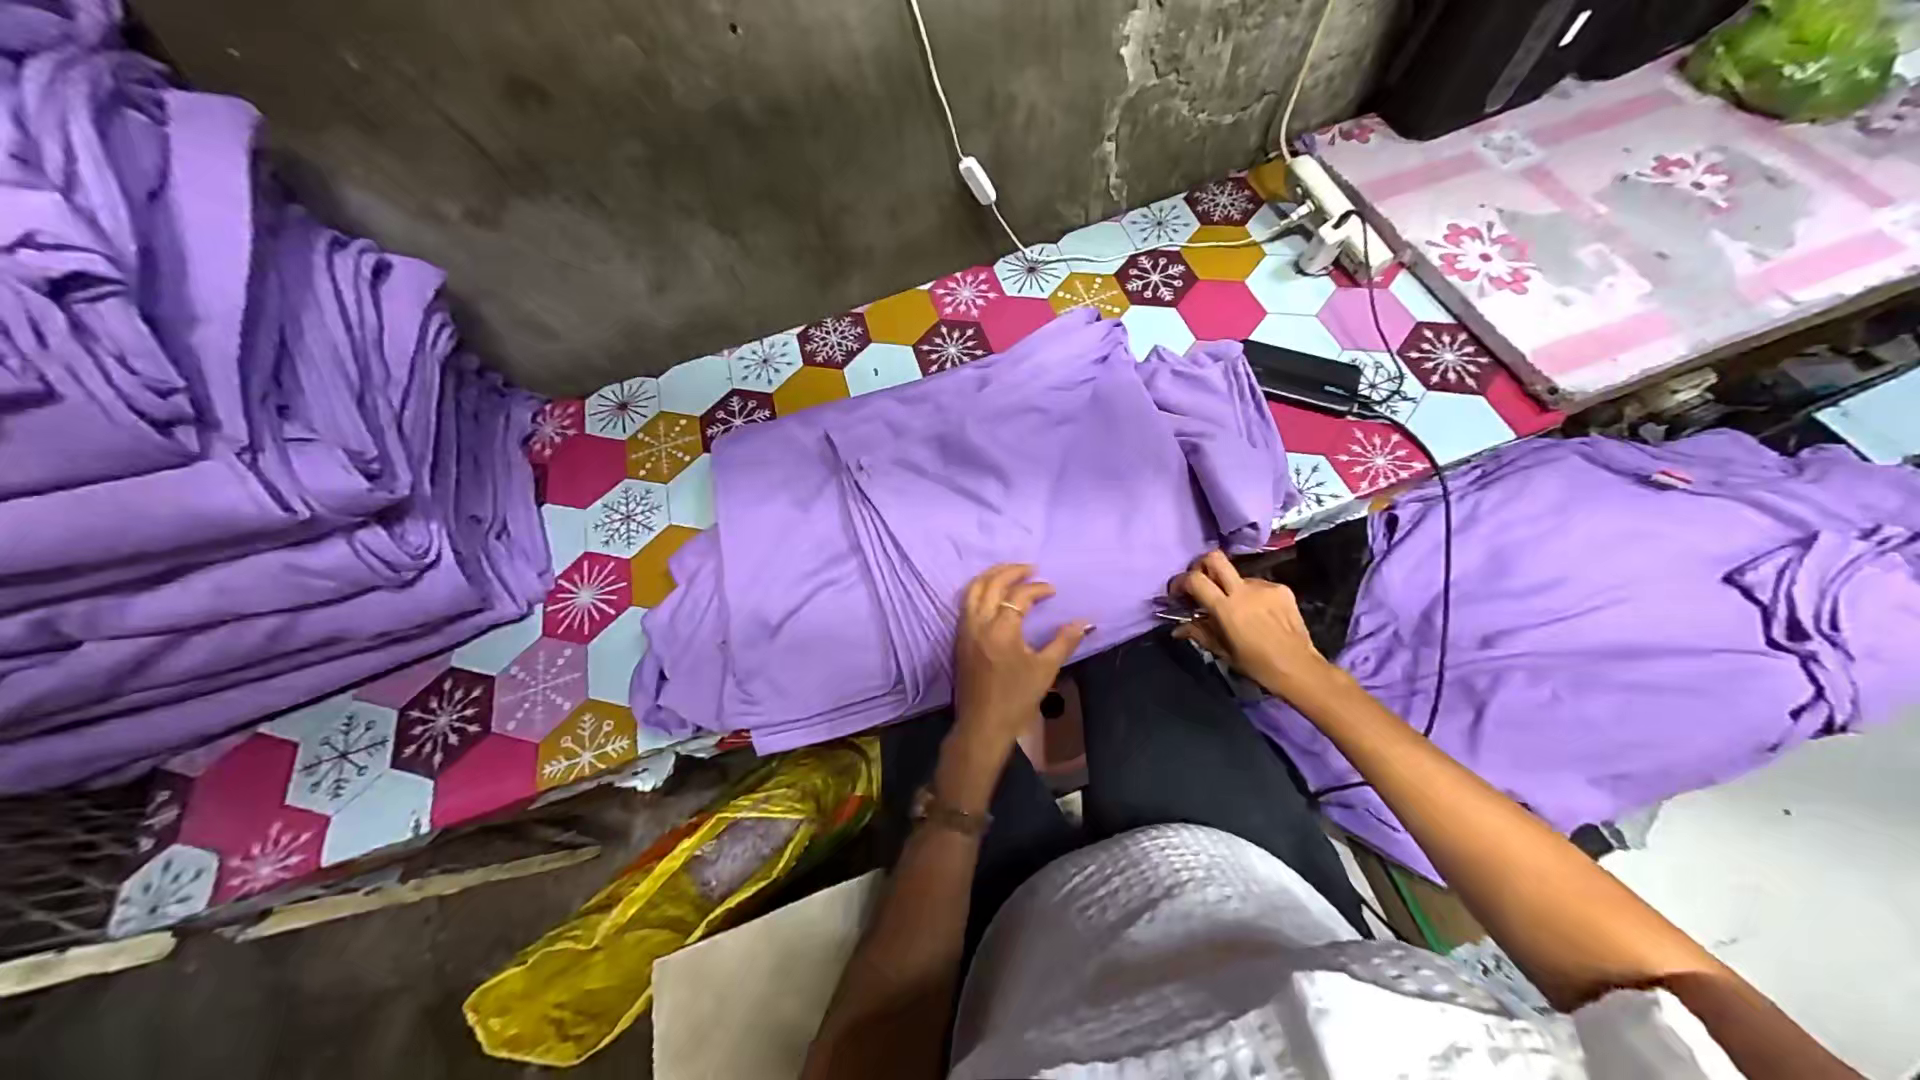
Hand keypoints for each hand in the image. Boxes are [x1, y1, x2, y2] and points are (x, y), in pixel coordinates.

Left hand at [951, 564, 1090, 750]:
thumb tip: (1084, 622)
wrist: (983, 725)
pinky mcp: (959, 639)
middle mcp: (979, 623)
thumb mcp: (1045, 670)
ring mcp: (965, 630)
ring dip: (991, 576)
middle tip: (1030, 568)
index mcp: (1001, 629)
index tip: (1052, 591)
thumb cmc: (1016, 699)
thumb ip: (1064, 641)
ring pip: (973, 590)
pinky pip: (966, 603)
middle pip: (991, 584)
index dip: (1037, 589)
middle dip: (1011, 571)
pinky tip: (991, 593)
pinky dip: (980, 590)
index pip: (1019, 596)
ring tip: (1009, 572)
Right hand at [1167, 551, 1342, 701]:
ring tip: (1236, 608)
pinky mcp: (1282, 589)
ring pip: (1238, 575)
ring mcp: (1265, 587)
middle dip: (1201, 565)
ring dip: (1230, 586)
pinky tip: (1258, 612)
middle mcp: (1244, 591)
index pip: (1195, 580)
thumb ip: (1199, 633)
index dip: (1180, 581)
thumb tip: (1177, 629)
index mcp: (1226, 608)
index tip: (1177, 592)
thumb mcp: (1222, 651)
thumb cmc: (1256, 664)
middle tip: (1200, 581)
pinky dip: (1252, 595)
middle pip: (1215, 558)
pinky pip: (1258, 585)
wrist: (1299, 667)